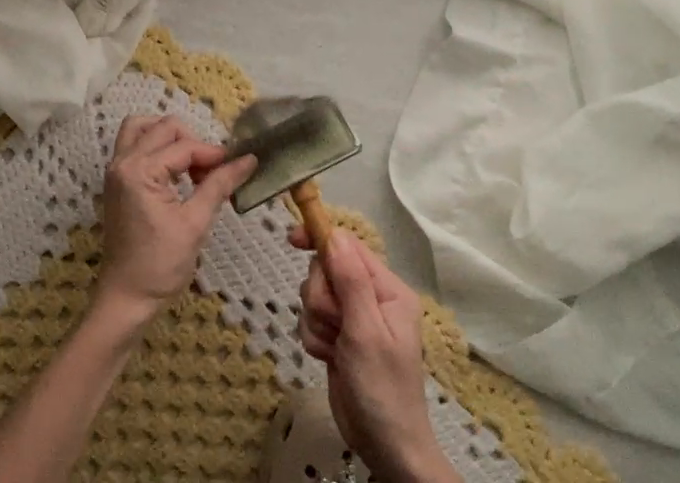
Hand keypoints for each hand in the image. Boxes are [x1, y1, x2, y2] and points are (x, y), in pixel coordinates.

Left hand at [97, 115, 255, 320]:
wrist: (126, 297)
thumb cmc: (160, 265)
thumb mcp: (195, 224)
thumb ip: (219, 185)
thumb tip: (248, 159)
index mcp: (139, 170)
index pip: (184, 146)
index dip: (214, 154)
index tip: (238, 166)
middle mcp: (121, 162)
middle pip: (163, 128)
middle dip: (193, 142)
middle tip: (214, 171)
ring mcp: (115, 170)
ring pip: (142, 129)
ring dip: (170, 139)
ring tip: (193, 166)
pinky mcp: (116, 181)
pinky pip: (135, 147)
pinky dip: (157, 149)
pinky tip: (178, 175)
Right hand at [292, 227, 457, 482]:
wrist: (385, 445)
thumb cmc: (382, 388)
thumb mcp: (366, 332)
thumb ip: (351, 281)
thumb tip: (336, 235)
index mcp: (388, 289)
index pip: (348, 246)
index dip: (320, 239)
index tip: (292, 239)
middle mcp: (371, 298)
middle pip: (325, 271)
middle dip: (321, 298)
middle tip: (336, 326)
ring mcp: (354, 318)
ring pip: (313, 296)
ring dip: (316, 322)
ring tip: (336, 348)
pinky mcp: (338, 336)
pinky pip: (310, 320)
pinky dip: (313, 338)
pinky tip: (329, 358)